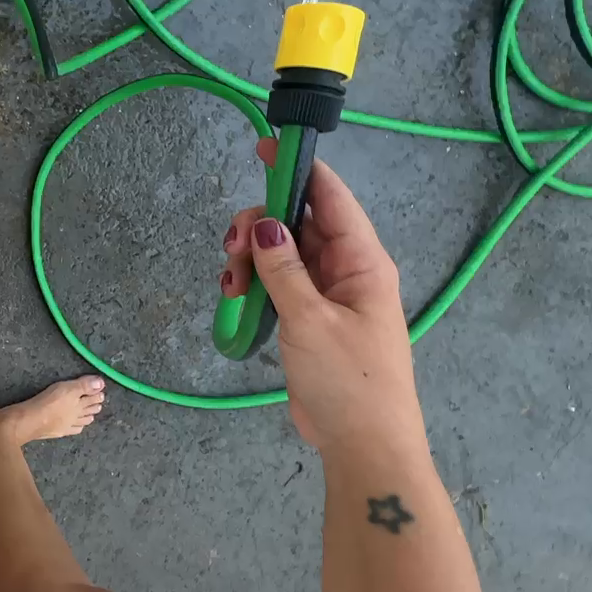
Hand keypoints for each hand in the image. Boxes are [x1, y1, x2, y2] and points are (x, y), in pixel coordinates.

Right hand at [220, 137, 424, 457]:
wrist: (361, 444)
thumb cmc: (348, 380)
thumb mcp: (309, 320)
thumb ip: (284, 268)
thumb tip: (265, 223)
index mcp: (361, 262)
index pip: (330, 197)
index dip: (298, 168)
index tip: (264, 147)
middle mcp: (344, 269)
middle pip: (295, 222)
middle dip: (258, 226)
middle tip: (231, 249)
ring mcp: (323, 292)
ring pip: (279, 252)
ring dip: (249, 259)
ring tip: (230, 285)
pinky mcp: (306, 315)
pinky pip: (275, 281)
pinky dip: (252, 282)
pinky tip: (234, 297)